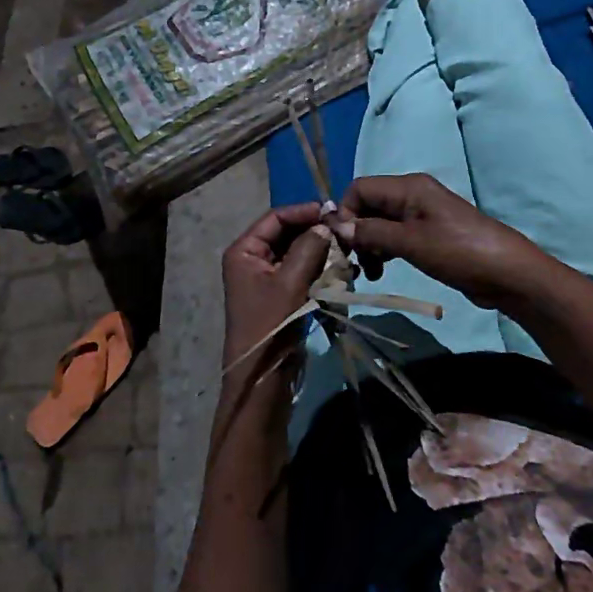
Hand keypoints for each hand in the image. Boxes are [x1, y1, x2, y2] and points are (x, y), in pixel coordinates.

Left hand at [221, 203, 332, 371]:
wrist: (262, 379)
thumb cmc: (269, 325)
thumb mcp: (290, 283)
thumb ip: (308, 248)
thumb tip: (326, 225)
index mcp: (244, 251)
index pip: (275, 218)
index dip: (304, 212)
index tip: (334, 212)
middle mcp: (252, 260)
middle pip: (288, 235)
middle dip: (316, 234)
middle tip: (346, 235)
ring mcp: (267, 280)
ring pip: (299, 254)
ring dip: (322, 254)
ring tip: (349, 255)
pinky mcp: (282, 297)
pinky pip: (303, 274)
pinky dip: (321, 272)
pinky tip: (344, 274)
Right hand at [329, 174, 556, 310]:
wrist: (508, 274)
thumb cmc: (459, 252)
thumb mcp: (411, 242)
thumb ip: (372, 233)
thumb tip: (337, 227)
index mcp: (408, 187)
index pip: (360, 188)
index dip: (346, 213)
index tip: (344, 244)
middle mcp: (412, 195)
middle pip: (367, 206)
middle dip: (356, 232)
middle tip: (354, 262)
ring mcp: (420, 216)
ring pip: (378, 224)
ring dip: (368, 245)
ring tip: (371, 272)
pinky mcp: (427, 235)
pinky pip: (394, 237)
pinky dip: (383, 251)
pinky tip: (382, 271)